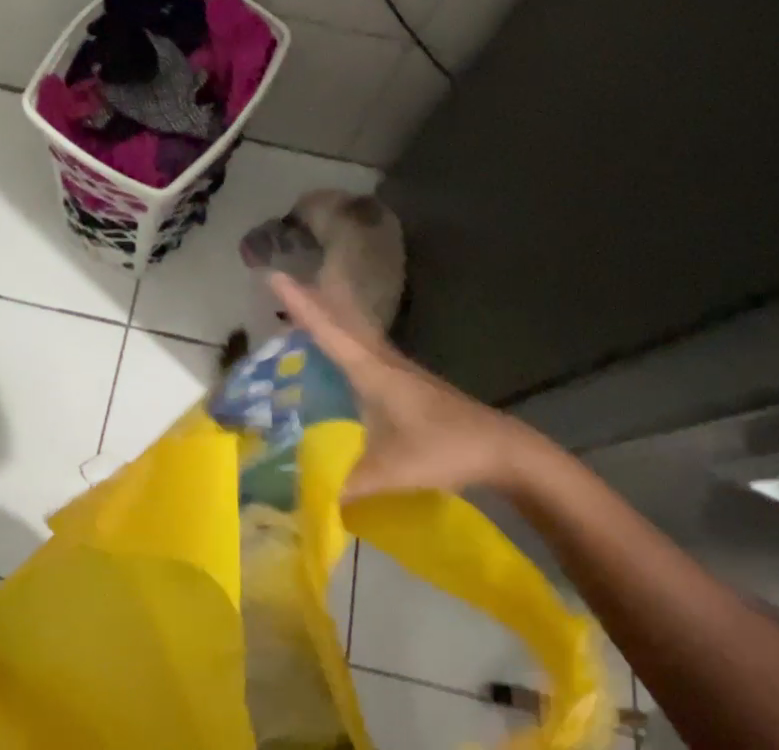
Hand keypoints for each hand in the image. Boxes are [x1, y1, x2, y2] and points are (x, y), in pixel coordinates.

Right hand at [269, 272, 550, 500]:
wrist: (503, 450)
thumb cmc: (445, 450)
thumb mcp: (391, 472)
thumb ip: (347, 486)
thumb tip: (309, 502)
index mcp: (373, 373)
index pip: (329, 332)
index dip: (301, 305)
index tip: (275, 276)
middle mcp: (384, 363)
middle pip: (345, 321)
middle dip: (315, 301)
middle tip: (286, 284)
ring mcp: (401, 372)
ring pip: (359, 333)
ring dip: (333, 318)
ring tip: (309, 309)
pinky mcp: (412, 385)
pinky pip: (368, 350)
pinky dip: (349, 340)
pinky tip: (346, 355)